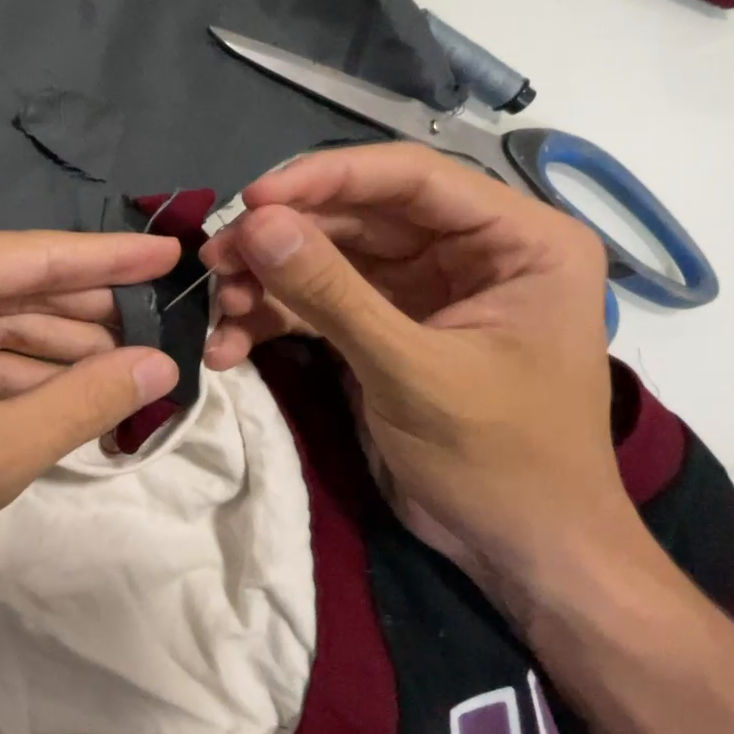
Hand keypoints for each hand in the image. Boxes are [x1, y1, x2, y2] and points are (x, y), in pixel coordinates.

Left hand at [0, 231, 181, 615]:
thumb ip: (81, 402)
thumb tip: (160, 366)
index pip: (25, 259)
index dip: (104, 261)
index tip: (169, 255)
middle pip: (7, 291)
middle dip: (84, 317)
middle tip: (164, 326)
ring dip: (53, 354)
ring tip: (133, 368)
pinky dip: (12, 380)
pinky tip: (72, 394)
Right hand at [197, 143, 622, 593]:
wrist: (519, 554)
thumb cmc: (499, 460)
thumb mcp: (411, 371)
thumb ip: (330, 293)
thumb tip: (254, 223)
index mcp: (516, 241)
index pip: (411, 178)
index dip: (325, 178)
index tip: (250, 200)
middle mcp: (469, 251)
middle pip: (356, 216)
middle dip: (281, 239)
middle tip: (214, 259)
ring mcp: (421, 290)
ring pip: (326, 257)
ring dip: (266, 280)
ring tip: (219, 304)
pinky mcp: (383, 326)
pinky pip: (316, 303)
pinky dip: (270, 319)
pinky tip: (229, 346)